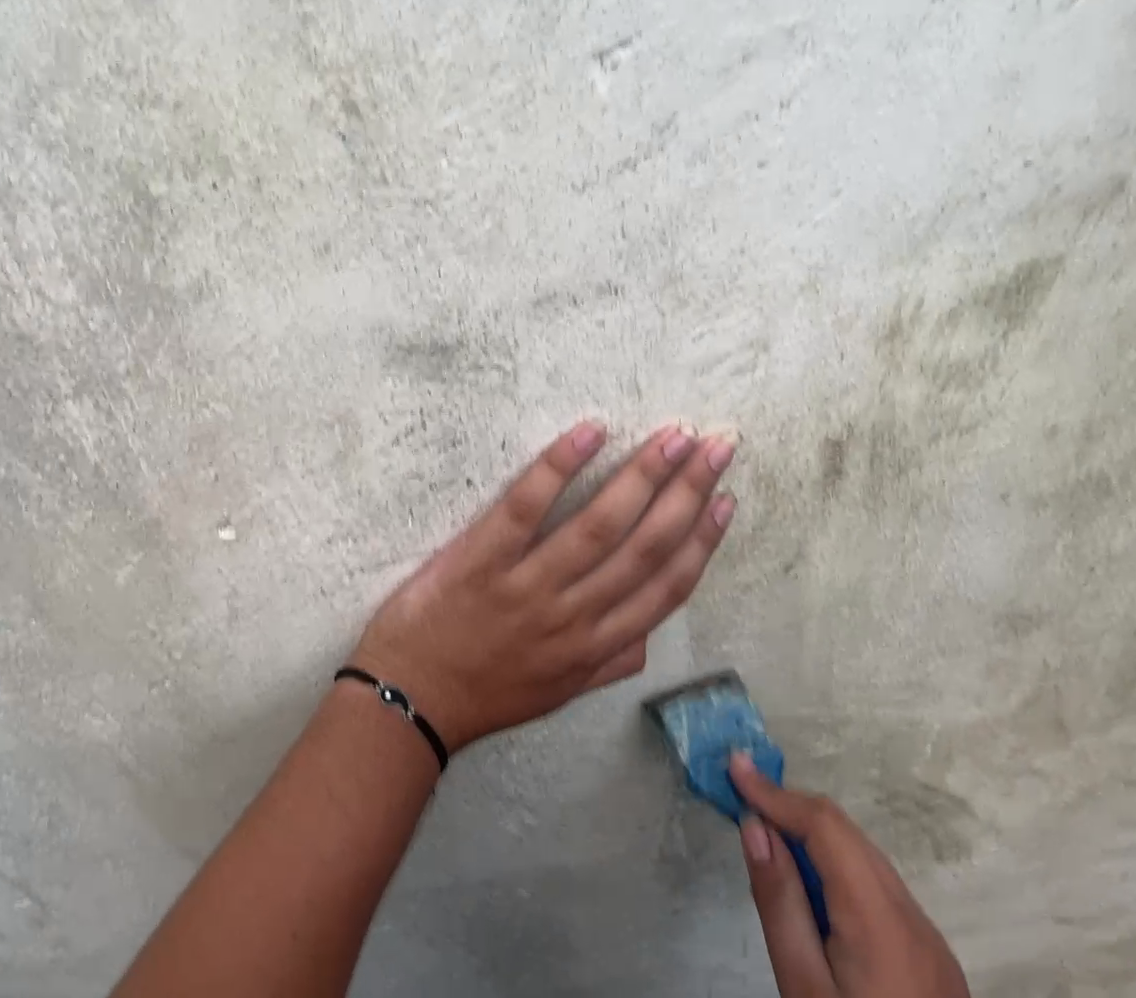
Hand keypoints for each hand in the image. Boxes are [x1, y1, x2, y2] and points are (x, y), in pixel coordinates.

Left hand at [348, 421, 737, 752]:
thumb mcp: (555, 694)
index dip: (703, 541)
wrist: (409, 702)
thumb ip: (605, 667)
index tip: (726, 500)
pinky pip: (526, 508)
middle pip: (645, 548)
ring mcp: (527, 588)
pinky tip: (590, 433)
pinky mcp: (480, 562)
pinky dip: (559, 467)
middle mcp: (573, 617)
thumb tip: (646, 641)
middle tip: (716, 446)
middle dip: (688, 493)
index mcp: (595, 647)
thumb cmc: (480, 696)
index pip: (666, 588)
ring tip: (673, 436)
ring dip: (642, 476)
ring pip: (599, 526)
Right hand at [730, 752, 970, 997]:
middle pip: (848, 835)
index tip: (733, 767)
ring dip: (811, 834)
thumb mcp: (801, 981)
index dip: (776, 791)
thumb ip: (779, 900)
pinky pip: (876, 887)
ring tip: (761, 829)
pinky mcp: (929, 954)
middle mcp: (913, 916)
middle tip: (738, 790)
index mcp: (880, 918)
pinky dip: (835, 865)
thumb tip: (754, 827)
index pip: (825, 827)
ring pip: (864, 858)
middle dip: (790, 804)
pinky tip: (806, 882)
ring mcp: (928, 935)